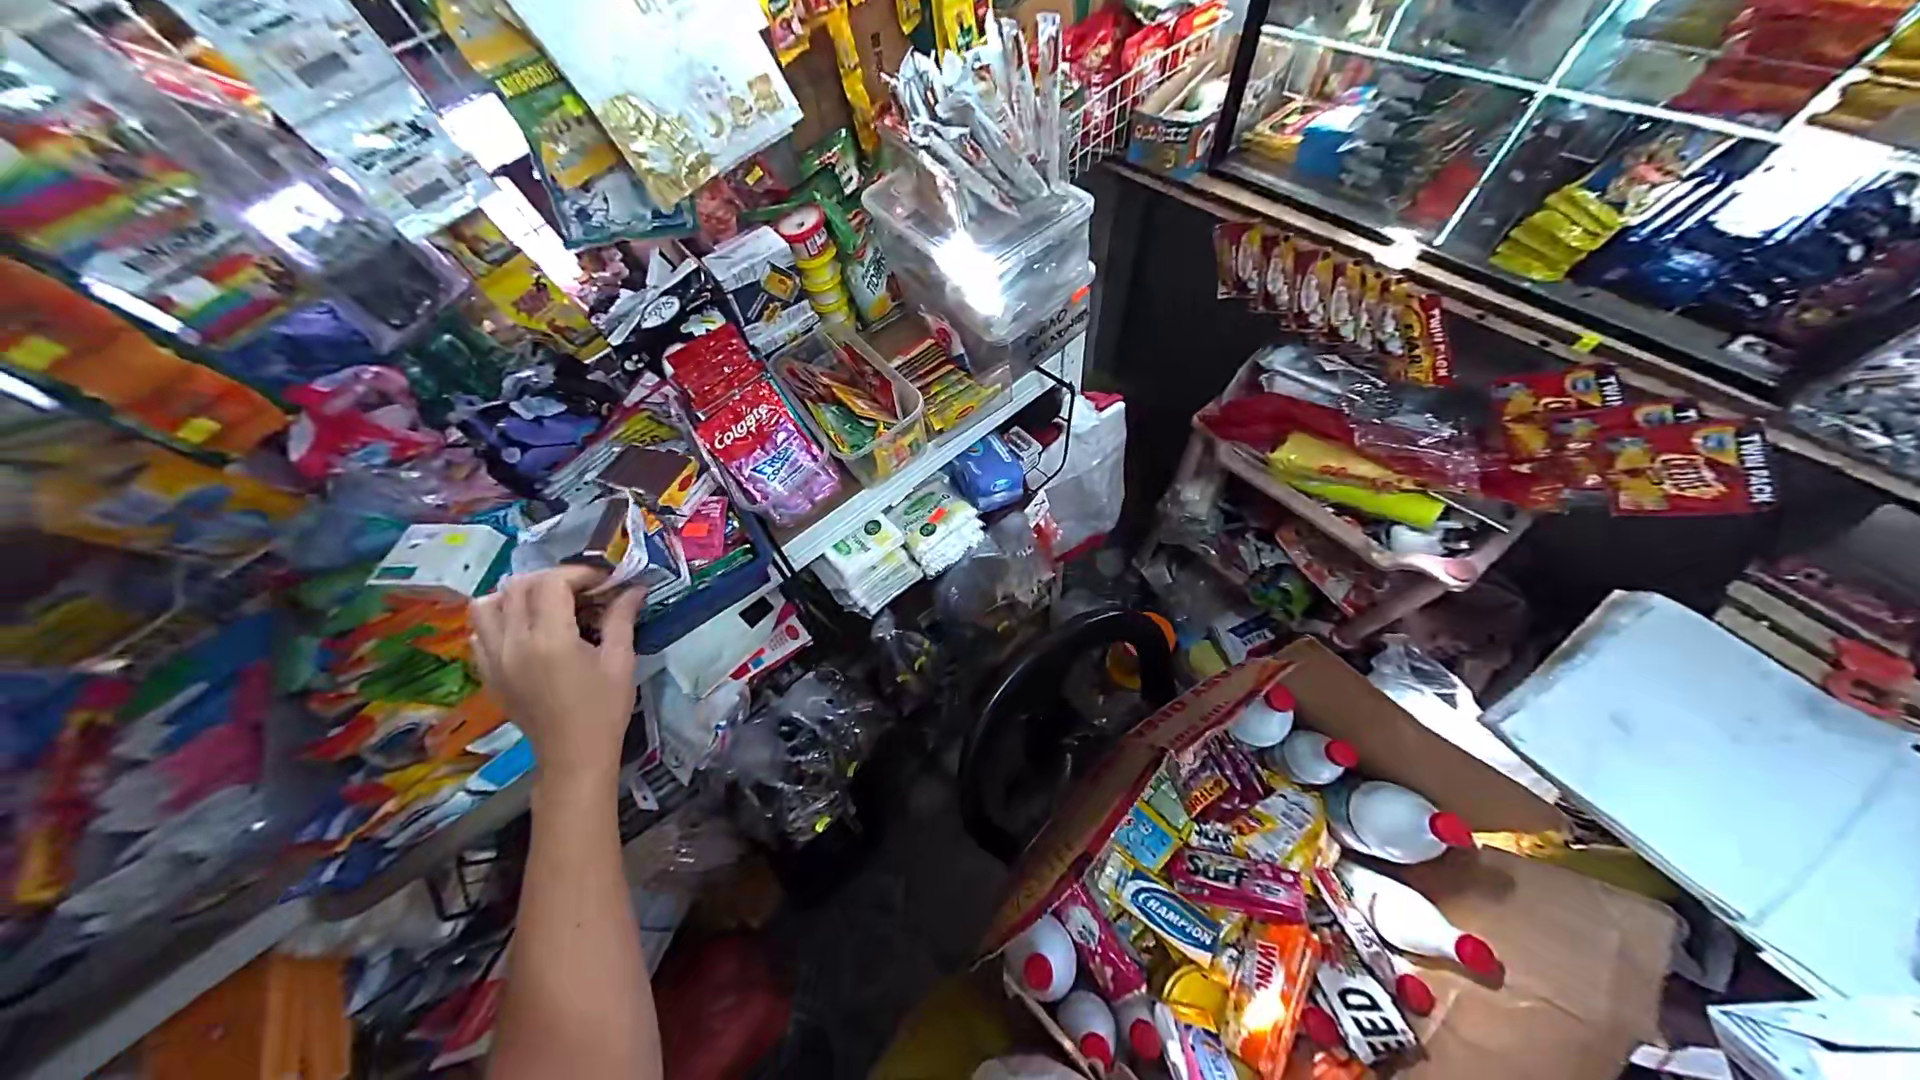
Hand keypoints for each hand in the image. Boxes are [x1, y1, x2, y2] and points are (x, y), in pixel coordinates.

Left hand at [469, 567, 647, 788]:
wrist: (573, 755)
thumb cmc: (604, 709)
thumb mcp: (620, 660)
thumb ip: (621, 618)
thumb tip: (634, 587)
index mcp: (550, 640)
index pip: (551, 583)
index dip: (579, 573)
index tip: (603, 582)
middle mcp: (514, 644)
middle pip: (518, 586)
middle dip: (552, 579)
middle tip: (580, 589)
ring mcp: (494, 659)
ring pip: (487, 604)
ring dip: (516, 594)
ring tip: (546, 604)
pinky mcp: (487, 673)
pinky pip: (479, 631)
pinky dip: (499, 619)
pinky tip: (527, 629)